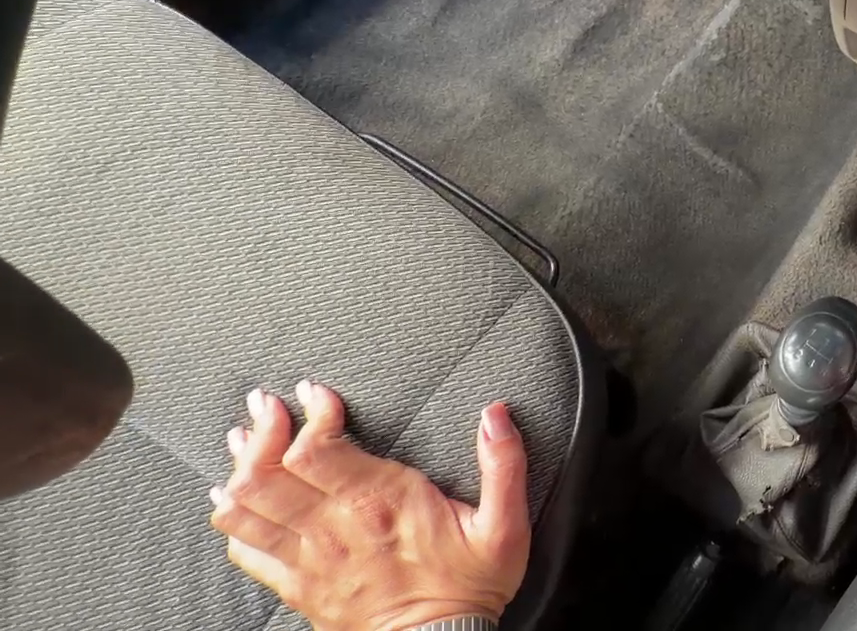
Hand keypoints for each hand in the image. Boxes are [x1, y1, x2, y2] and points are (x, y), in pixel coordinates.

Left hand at [208, 380, 530, 630]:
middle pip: (269, 472)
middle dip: (265, 429)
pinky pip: (244, 548)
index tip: (318, 390)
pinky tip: (231, 496)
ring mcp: (309, 559)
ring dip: (240, 465)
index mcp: (384, 503)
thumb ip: (504, 462)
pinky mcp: (297, 585)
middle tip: (268, 400)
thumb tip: (495, 413)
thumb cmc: (472, 583)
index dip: (312, 414)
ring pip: (246, 507)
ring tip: (245, 434)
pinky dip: (230, 516)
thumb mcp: (506, 521)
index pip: (321, 449)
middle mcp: (336, 527)